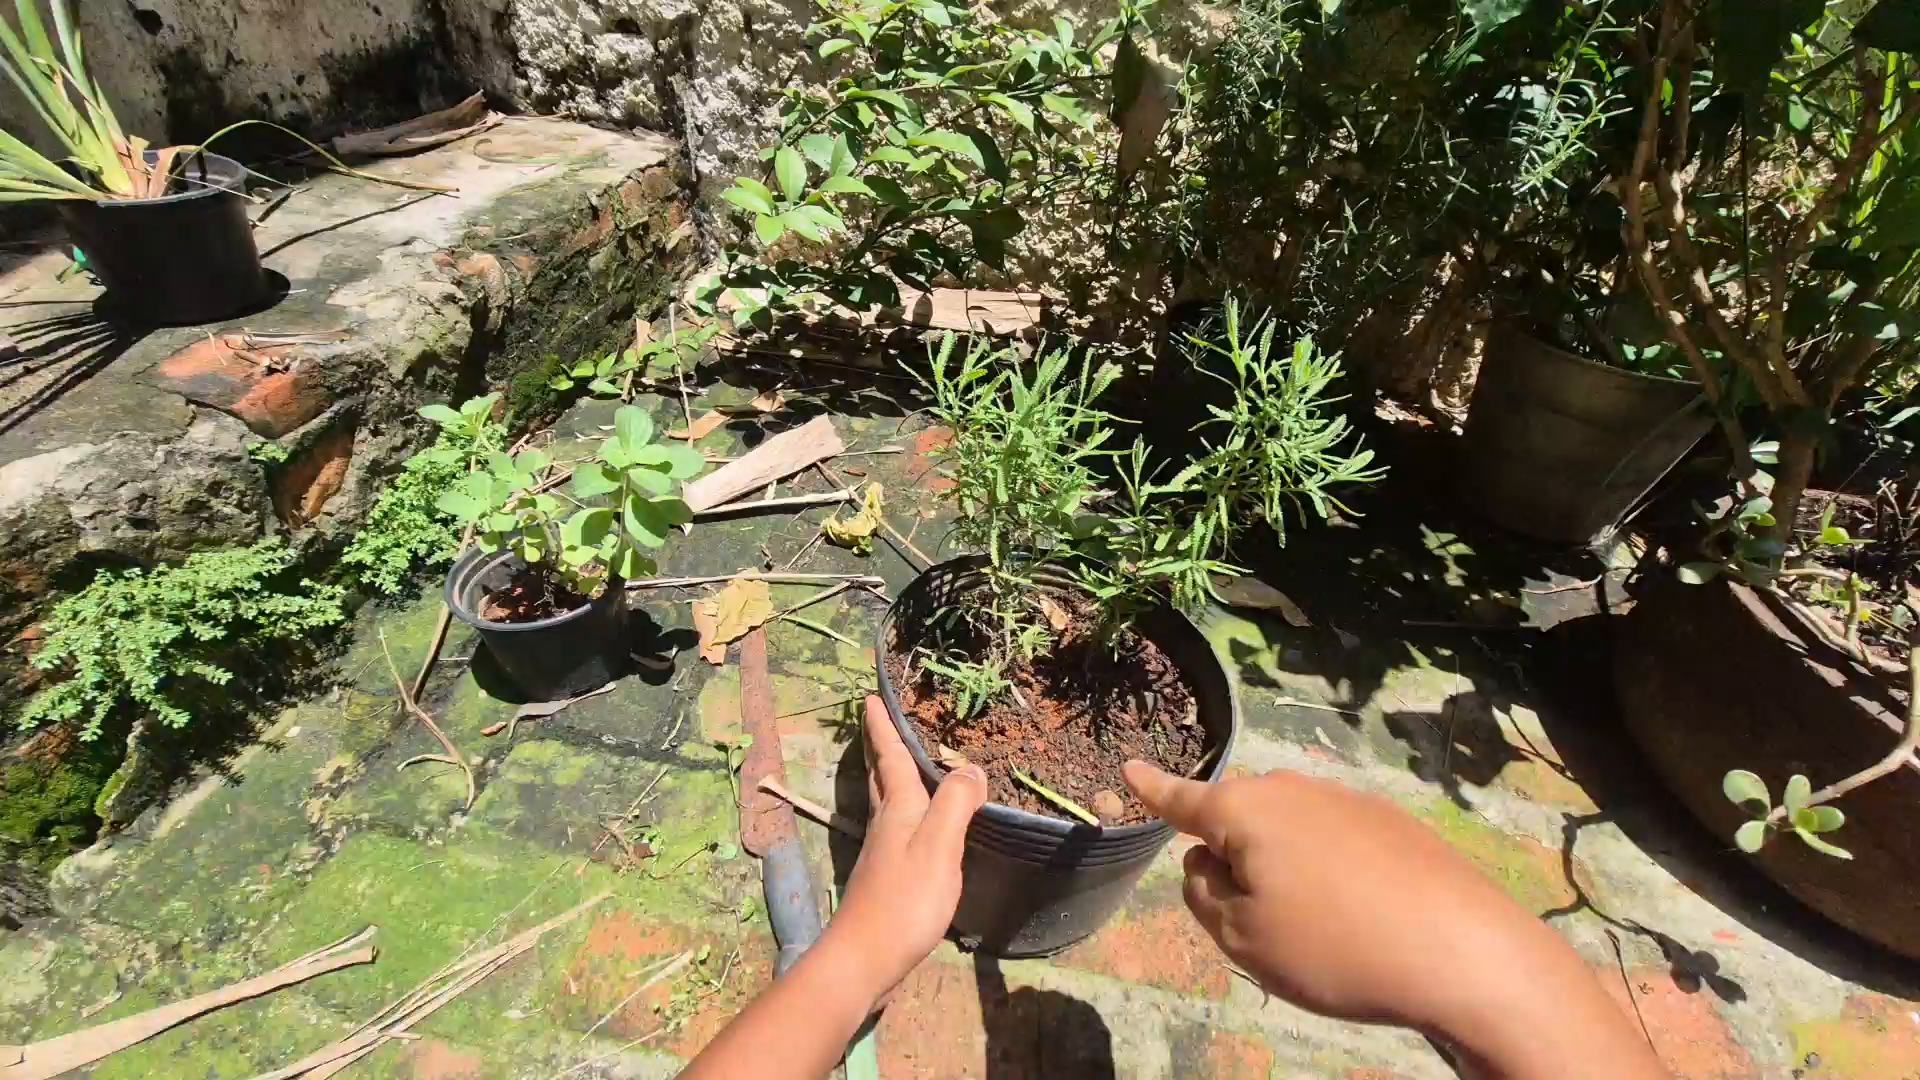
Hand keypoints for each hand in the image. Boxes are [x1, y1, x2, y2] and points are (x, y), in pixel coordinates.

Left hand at [821, 696, 986, 1006]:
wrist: (862, 959)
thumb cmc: (904, 899)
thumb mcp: (939, 845)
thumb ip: (955, 802)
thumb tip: (971, 767)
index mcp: (898, 808)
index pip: (891, 756)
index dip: (882, 726)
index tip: (869, 697)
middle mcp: (885, 821)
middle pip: (880, 774)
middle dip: (878, 745)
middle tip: (874, 721)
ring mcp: (881, 850)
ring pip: (883, 799)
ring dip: (885, 774)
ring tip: (892, 762)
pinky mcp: (883, 876)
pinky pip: (892, 824)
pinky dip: (898, 807)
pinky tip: (908, 823)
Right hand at [1123, 761, 1667, 1079]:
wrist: (1470, 953)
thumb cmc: (1338, 947)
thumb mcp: (1244, 940)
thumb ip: (1203, 895)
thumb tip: (1207, 862)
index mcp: (1243, 811)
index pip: (1181, 799)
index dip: (1150, 788)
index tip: (1127, 765)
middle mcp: (1286, 790)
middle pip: (1236, 821)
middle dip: (1233, 858)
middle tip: (1265, 919)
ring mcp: (1340, 797)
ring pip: (1284, 830)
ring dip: (1282, 865)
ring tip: (1324, 924)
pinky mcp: (1385, 816)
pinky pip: (1329, 837)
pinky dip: (1327, 867)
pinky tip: (1364, 911)